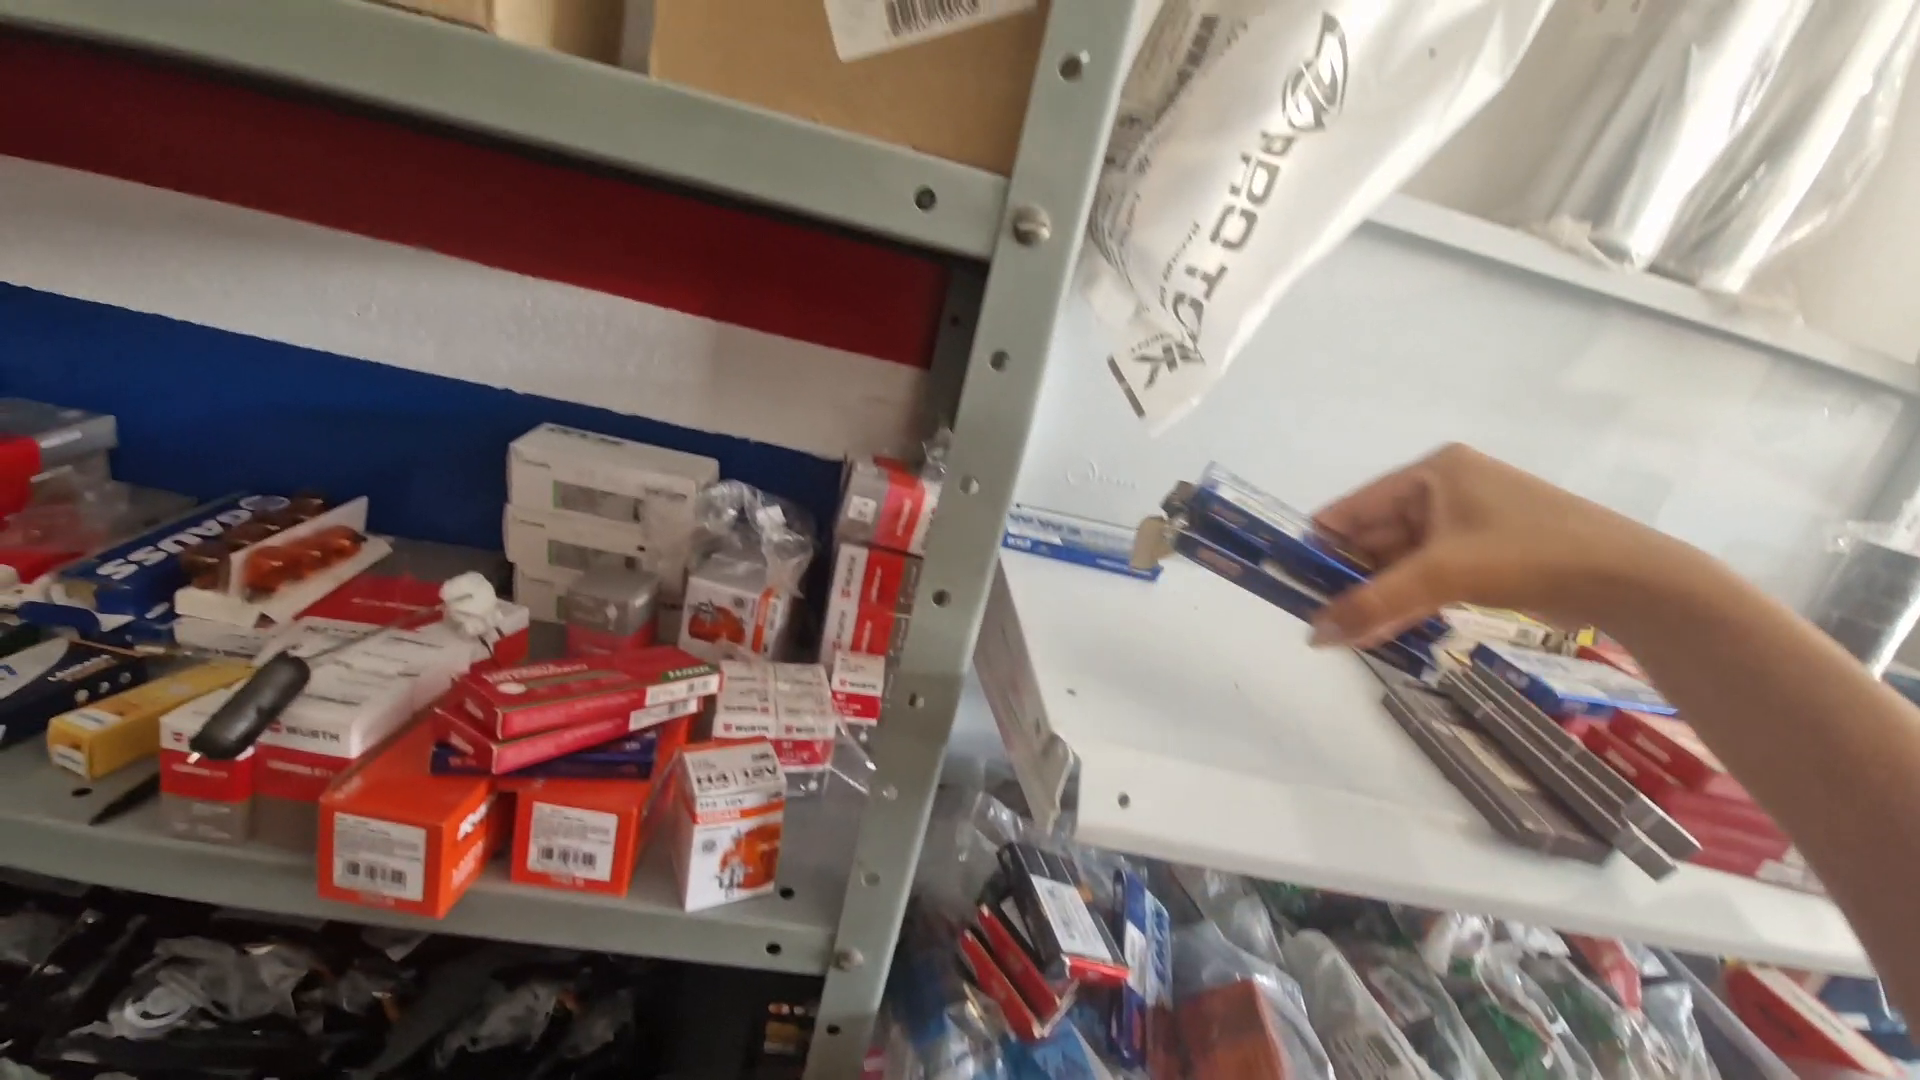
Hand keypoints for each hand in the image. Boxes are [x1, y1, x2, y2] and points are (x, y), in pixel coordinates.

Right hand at [1309, 444, 1685, 647]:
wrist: (1637, 582)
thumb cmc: (1531, 555)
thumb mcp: (1442, 576)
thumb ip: (1373, 604)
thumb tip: (1313, 636)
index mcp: (1430, 472)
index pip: (1351, 509)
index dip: (1320, 547)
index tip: (1295, 585)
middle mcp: (1444, 490)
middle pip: (1374, 538)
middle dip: (1350, 580)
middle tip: (1324, 620)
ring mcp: (1467, 522)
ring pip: (1400, 561)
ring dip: (1378, 595)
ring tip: (1352, 632)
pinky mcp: (1486, 552)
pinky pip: (1428, 574)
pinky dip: (1408, 600)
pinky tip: (1388, 629)